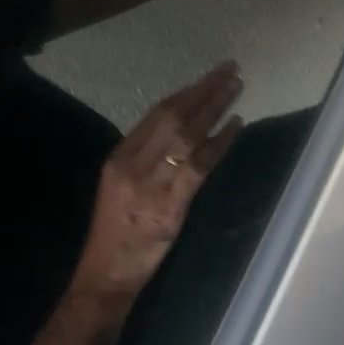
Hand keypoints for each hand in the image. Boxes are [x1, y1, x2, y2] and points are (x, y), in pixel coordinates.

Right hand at [70, 61, 243, 299]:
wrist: (106, 274)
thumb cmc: (117, 230)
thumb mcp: (124, 184)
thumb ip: (147, 156)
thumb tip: (182, 127)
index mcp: (120, 157)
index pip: (155, 115)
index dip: (185, 92)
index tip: (208, 76)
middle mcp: (134, 165)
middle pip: (174, 117)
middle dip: (204, 90)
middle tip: (230, 70)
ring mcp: (153, 184)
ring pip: (189, 135)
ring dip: (216, 107)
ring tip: (237, 87)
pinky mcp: (171, 204)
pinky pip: (200, 165)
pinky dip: (220, 142)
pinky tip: (237, 125)